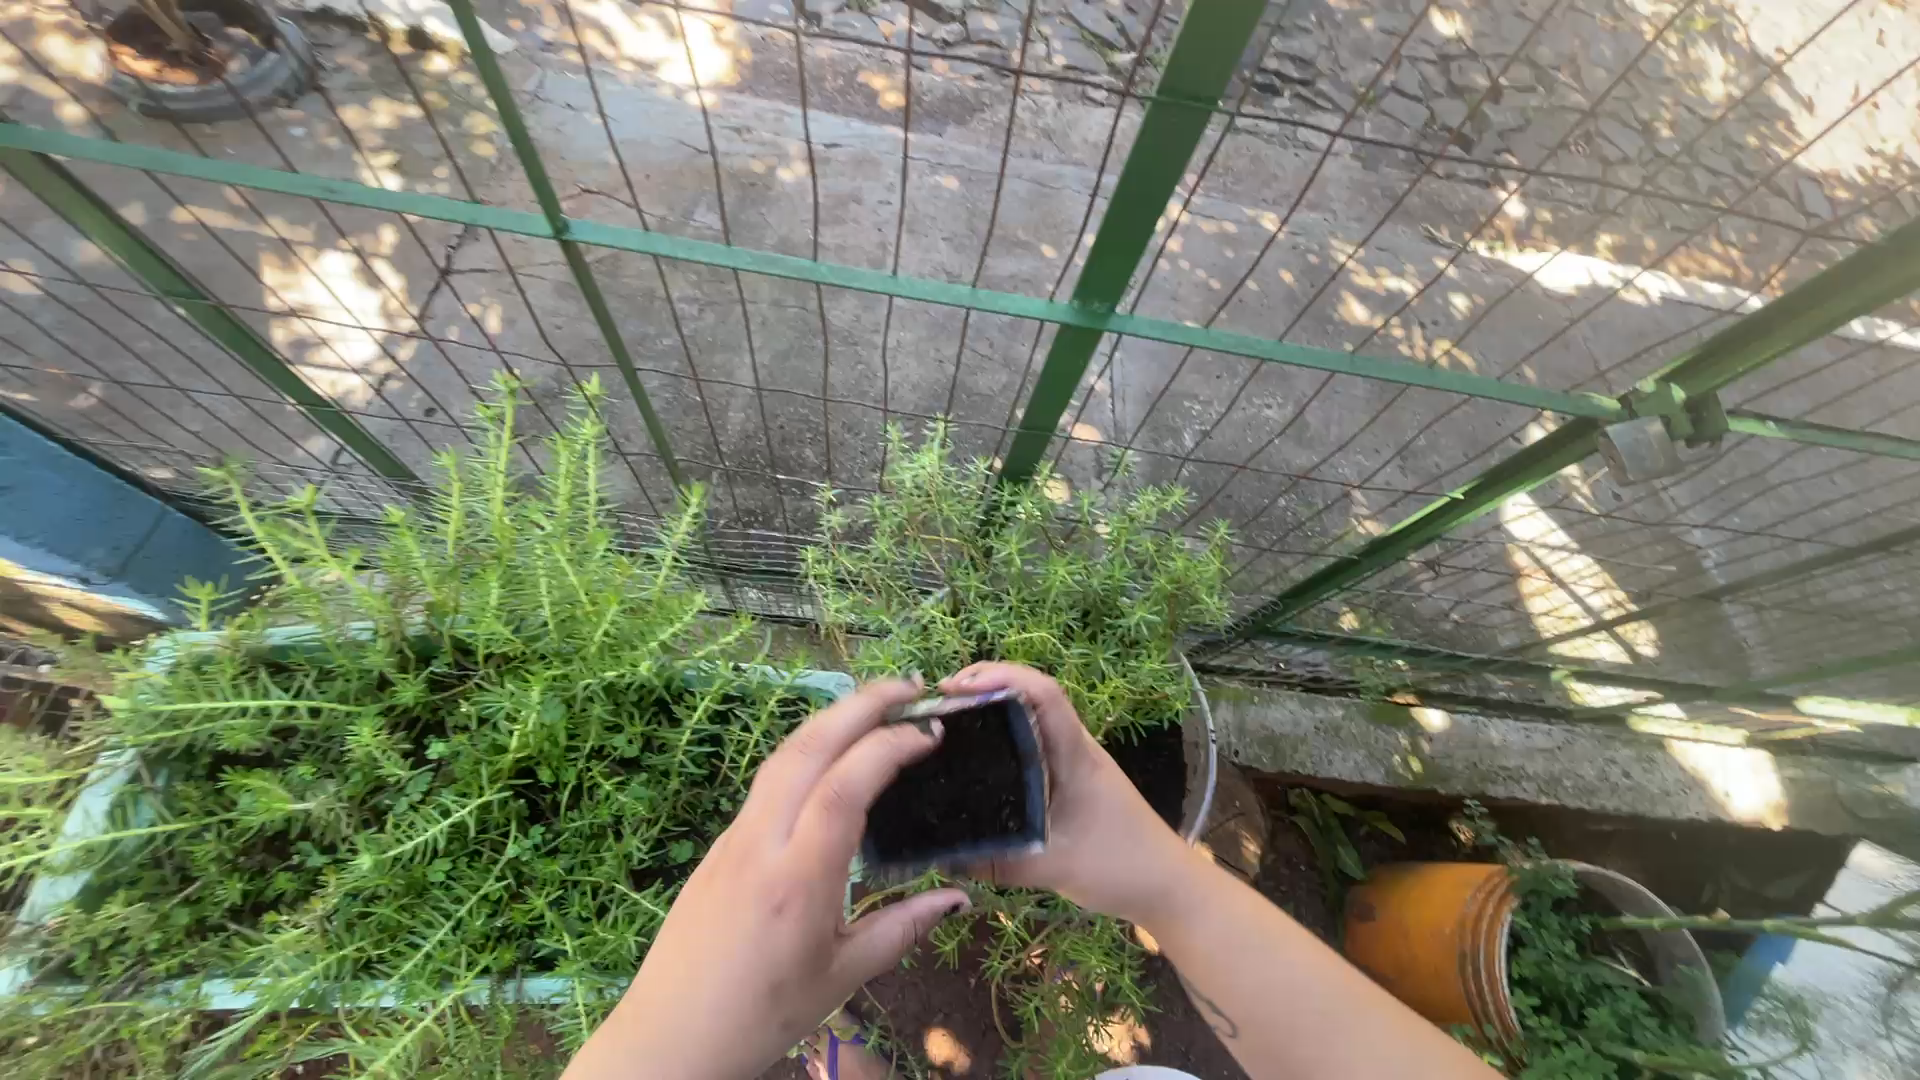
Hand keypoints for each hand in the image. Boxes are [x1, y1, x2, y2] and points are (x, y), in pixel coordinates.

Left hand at [564, 679, 969, 1079]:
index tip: (930, 733)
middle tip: (910, 686)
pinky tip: (833, 753)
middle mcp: (762, 841)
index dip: (890, 748)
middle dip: (861, 704)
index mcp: (797, 880)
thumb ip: (904, 927)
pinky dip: (809, 747)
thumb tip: (960, 897)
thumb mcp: (844, 975)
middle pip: (808, 747)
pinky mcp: (722, 838)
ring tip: (876, 704)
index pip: (844, 788)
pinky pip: (770, 776)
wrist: (668, 1038)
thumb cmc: (764, 1013)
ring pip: (784, 753)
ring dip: (832, 717)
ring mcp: (735, 834)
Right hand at [939, 662, 1198, 924]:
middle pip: (1031, 693)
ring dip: (993, 708)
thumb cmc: (1119, 866)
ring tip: (949, 722)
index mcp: (1075, 754)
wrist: (1169, 886)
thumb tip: (940, 856)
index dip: (1000, 677)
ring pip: (1031, 717)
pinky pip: (1033, 742)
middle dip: (985, 685)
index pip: (1042, 693)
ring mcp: (1074, 760)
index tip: (955, 687)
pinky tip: (978, 758)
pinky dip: (1003, 736)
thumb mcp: (1055, 867)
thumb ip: (998, 862)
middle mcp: (1074, 746)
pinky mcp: (1072, 778)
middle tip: (940, 701)